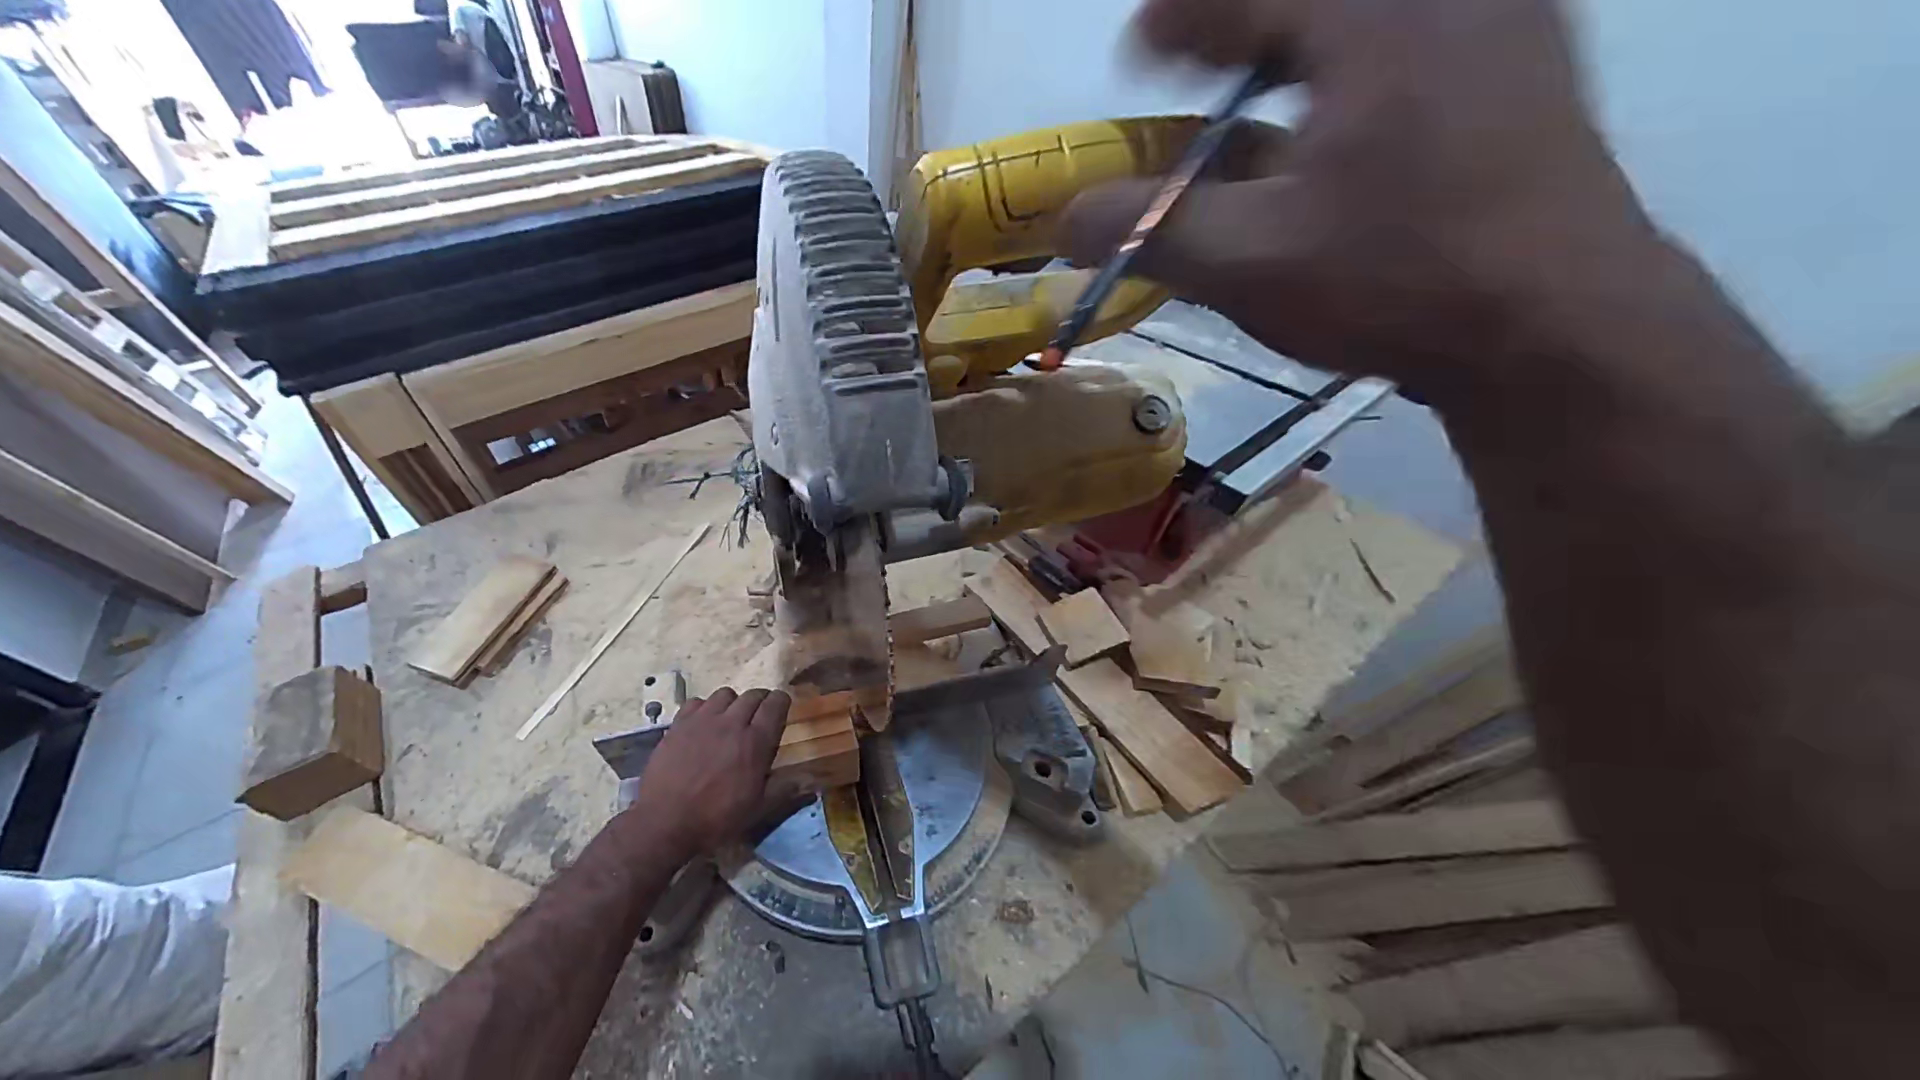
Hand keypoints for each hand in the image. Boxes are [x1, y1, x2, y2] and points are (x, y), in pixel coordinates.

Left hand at [629, 688, 790, 859]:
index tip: (781, 709)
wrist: (665, 822)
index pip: (776, 703)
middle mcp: (732, 723)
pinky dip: (705, 709)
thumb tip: (811, 782)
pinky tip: (703, 725)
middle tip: (757, 718)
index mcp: (756, 741)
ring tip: (729, 720)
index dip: (782, 702)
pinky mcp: (679, 724)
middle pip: (753, 695)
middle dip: (760, 702)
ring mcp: (703, 721)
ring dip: (733, 704)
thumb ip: (785, 789)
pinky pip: (697, 702)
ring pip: (726, 694)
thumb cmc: (716, 818)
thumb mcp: (757, 808)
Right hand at [1065, 0, 1664, 406]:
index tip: (1135, 48)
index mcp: (1374, 19)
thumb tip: (1062, 222)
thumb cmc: (1394, 282)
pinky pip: (1417, 37)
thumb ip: (1150, 232)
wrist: (1553, 327)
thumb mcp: (1249, 264)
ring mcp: (1501, 23)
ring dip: (1297, 45)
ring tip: (1253, 93)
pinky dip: (1353, 65)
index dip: (1176, 16)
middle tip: (1190, 64)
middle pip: (1312, 0)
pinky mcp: (1525, 69)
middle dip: (1237, 24)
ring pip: (1368, 18)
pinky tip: (1333, 124)